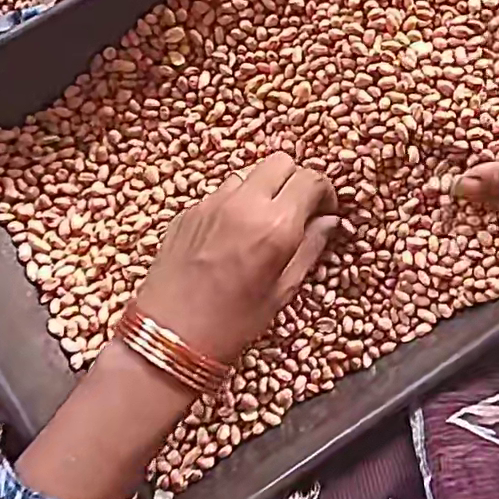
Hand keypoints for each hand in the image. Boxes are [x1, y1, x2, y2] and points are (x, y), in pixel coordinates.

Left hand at [130, 152, 339, 362]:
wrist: (169, 337)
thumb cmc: (233, 323)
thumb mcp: (283, 289)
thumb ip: (310, 247)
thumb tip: (329, 221)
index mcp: (275, 225)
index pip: (310, 179)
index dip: (325, 191)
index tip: (325, 210)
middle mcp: (244, 204)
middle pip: (280, 162)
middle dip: (295, 179)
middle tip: (298, 209)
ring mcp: (211, 203)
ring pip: (249, 173)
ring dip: (264, 188)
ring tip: (264, 221)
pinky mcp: (188, 210)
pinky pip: (222, 191)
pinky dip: (237, 202)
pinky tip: (234, 234)